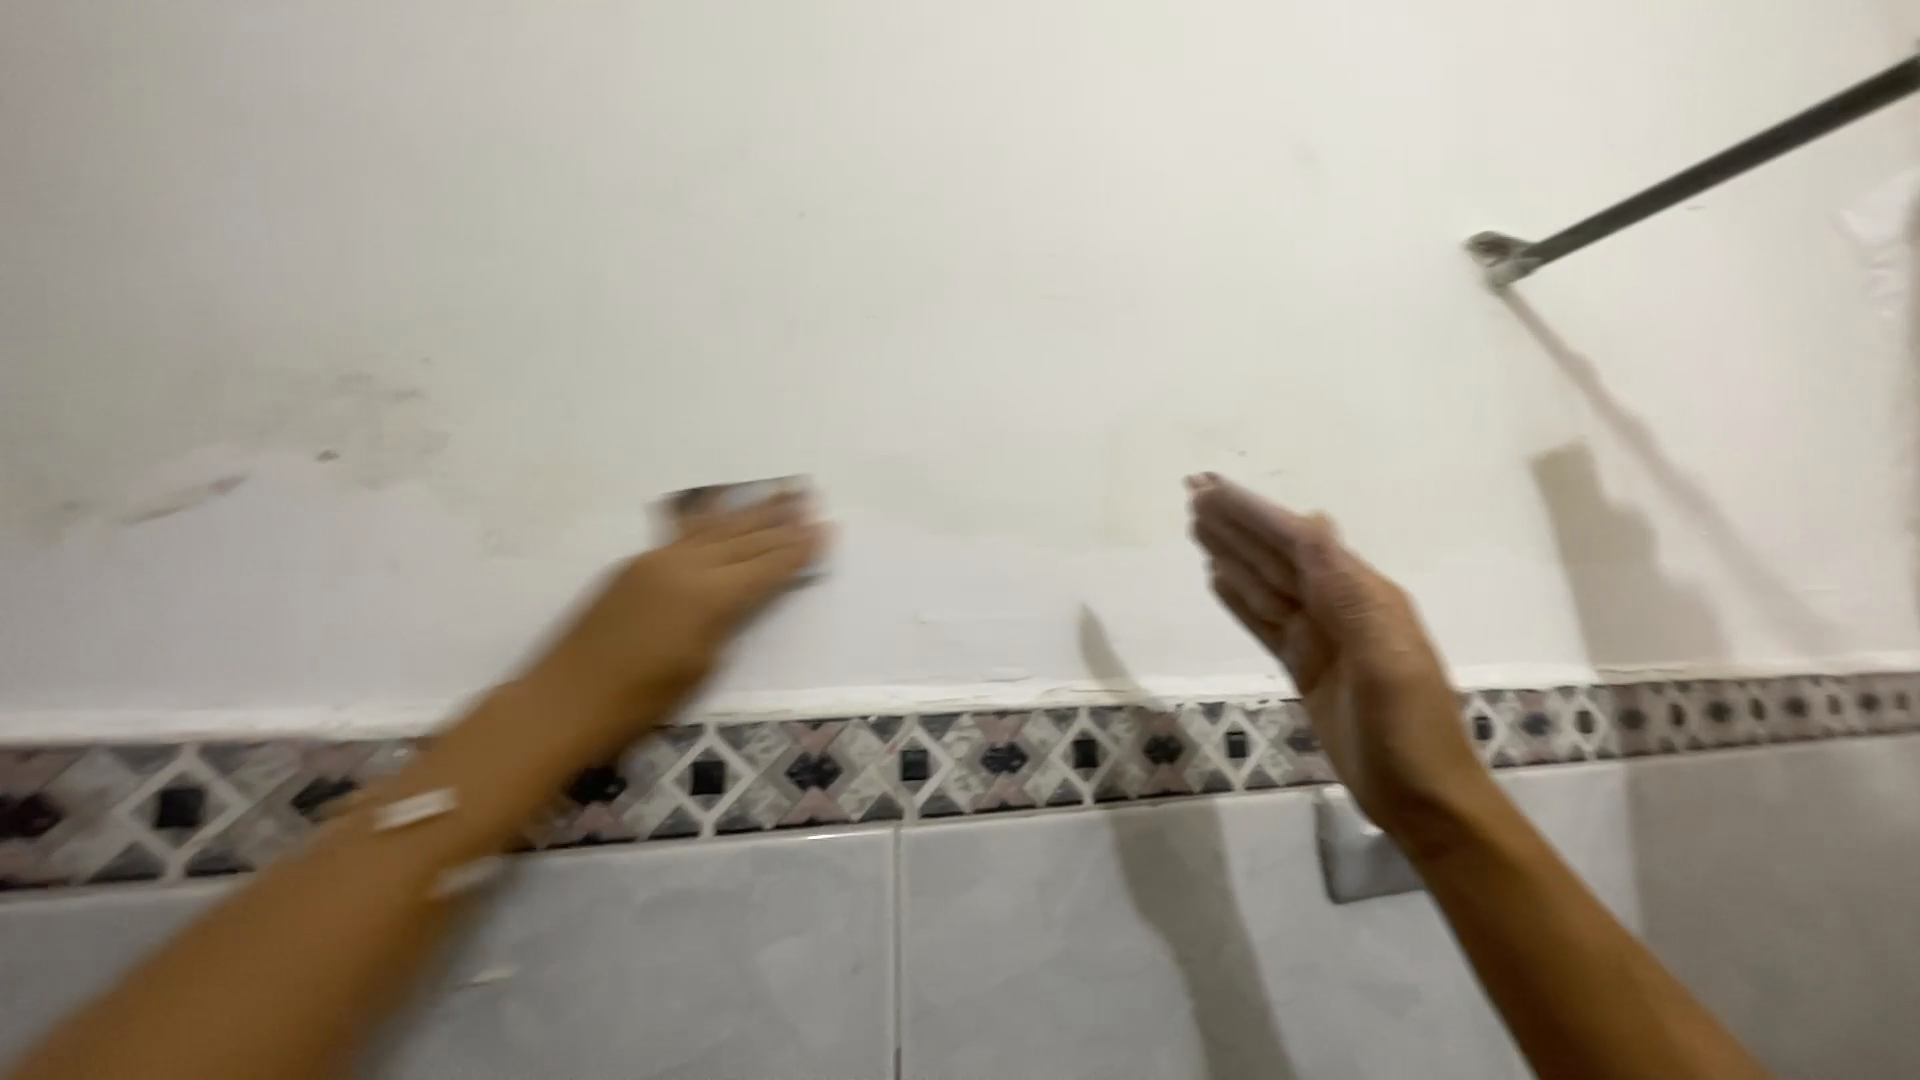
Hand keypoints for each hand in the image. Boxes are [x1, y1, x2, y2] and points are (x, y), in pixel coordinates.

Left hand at [529, 492, 826, 740]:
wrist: (563, 700)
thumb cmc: (641, 701)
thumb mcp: (701, 667)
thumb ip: (726, 622)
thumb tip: (738, 596)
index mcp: (710, 598)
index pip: (767, 567)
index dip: (798, 550)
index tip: (825, 530)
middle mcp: (687, 567)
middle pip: (746, 539)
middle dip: (782, 521)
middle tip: (810, 500)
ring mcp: (657, 560)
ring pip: (716, 527)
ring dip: (751, 510)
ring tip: (780, 493)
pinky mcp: (635, 564)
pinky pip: (686, 531)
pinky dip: (713, 517)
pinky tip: (725, 507)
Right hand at [1186, 473, 1491, 845]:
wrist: (1424, 801)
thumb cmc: (1408, 733)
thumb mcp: (1384, 662)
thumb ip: (1347, 593)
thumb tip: (1314, 520)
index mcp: (1363, 598)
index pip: (1297, 542)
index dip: (1253, 513)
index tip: (1211, 489)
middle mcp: (1341, 608)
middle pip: (1277, 556)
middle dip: (1237, 525)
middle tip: (1194, 494)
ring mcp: (1322, 638)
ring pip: (1267, 584)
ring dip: (1233, 554)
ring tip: (1197, 527)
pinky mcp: (1306, 666)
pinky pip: (1265, 621)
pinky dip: (1240, 599)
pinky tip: (1219, 580)